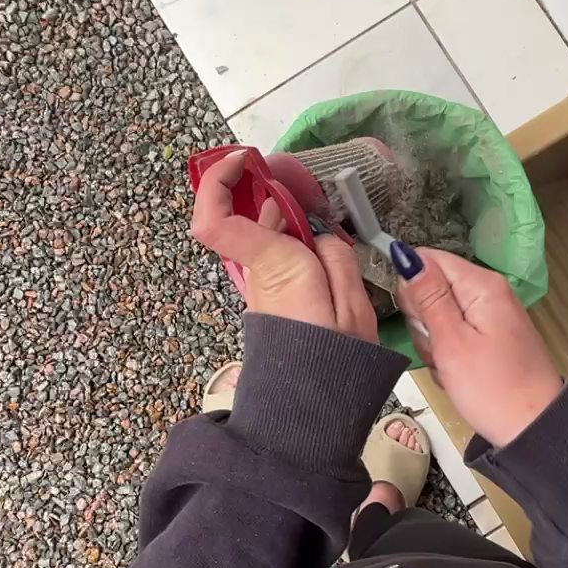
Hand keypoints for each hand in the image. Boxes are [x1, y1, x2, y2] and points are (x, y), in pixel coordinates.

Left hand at [190, 150, 377, 342]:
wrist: (311, 407)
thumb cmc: (333, 359)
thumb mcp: (351, 307)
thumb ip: (336, 260)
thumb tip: (319, 239)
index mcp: (275, 267)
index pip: (216, 222)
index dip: (217, 184)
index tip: (241, 160)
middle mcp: (259, 271)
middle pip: (246, 219)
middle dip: (265, 190)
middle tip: (294, 177)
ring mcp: (263, 284)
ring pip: (263, 235)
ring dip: (284, 215)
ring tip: (319, 208)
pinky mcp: (272, 295)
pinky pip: (275, 253)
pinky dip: (291, 236)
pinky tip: (318, 237)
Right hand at [395, 249, 561, 445]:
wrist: (532, 429)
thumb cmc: (491, 388)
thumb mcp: (451, 341)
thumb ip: (427, 296)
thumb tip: (406, 254)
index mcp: (481, 285)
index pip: (428, 259)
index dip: (411, 285)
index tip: (415, 319)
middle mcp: (488, 291)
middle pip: (432, 287)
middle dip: (423, 319)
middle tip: (438, 347)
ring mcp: (489, 314)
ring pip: (438, 314)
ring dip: (434, 341)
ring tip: (448, 364)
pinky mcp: (489, 335)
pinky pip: (453, 333)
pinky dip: (447, 352)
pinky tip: (456, 372)